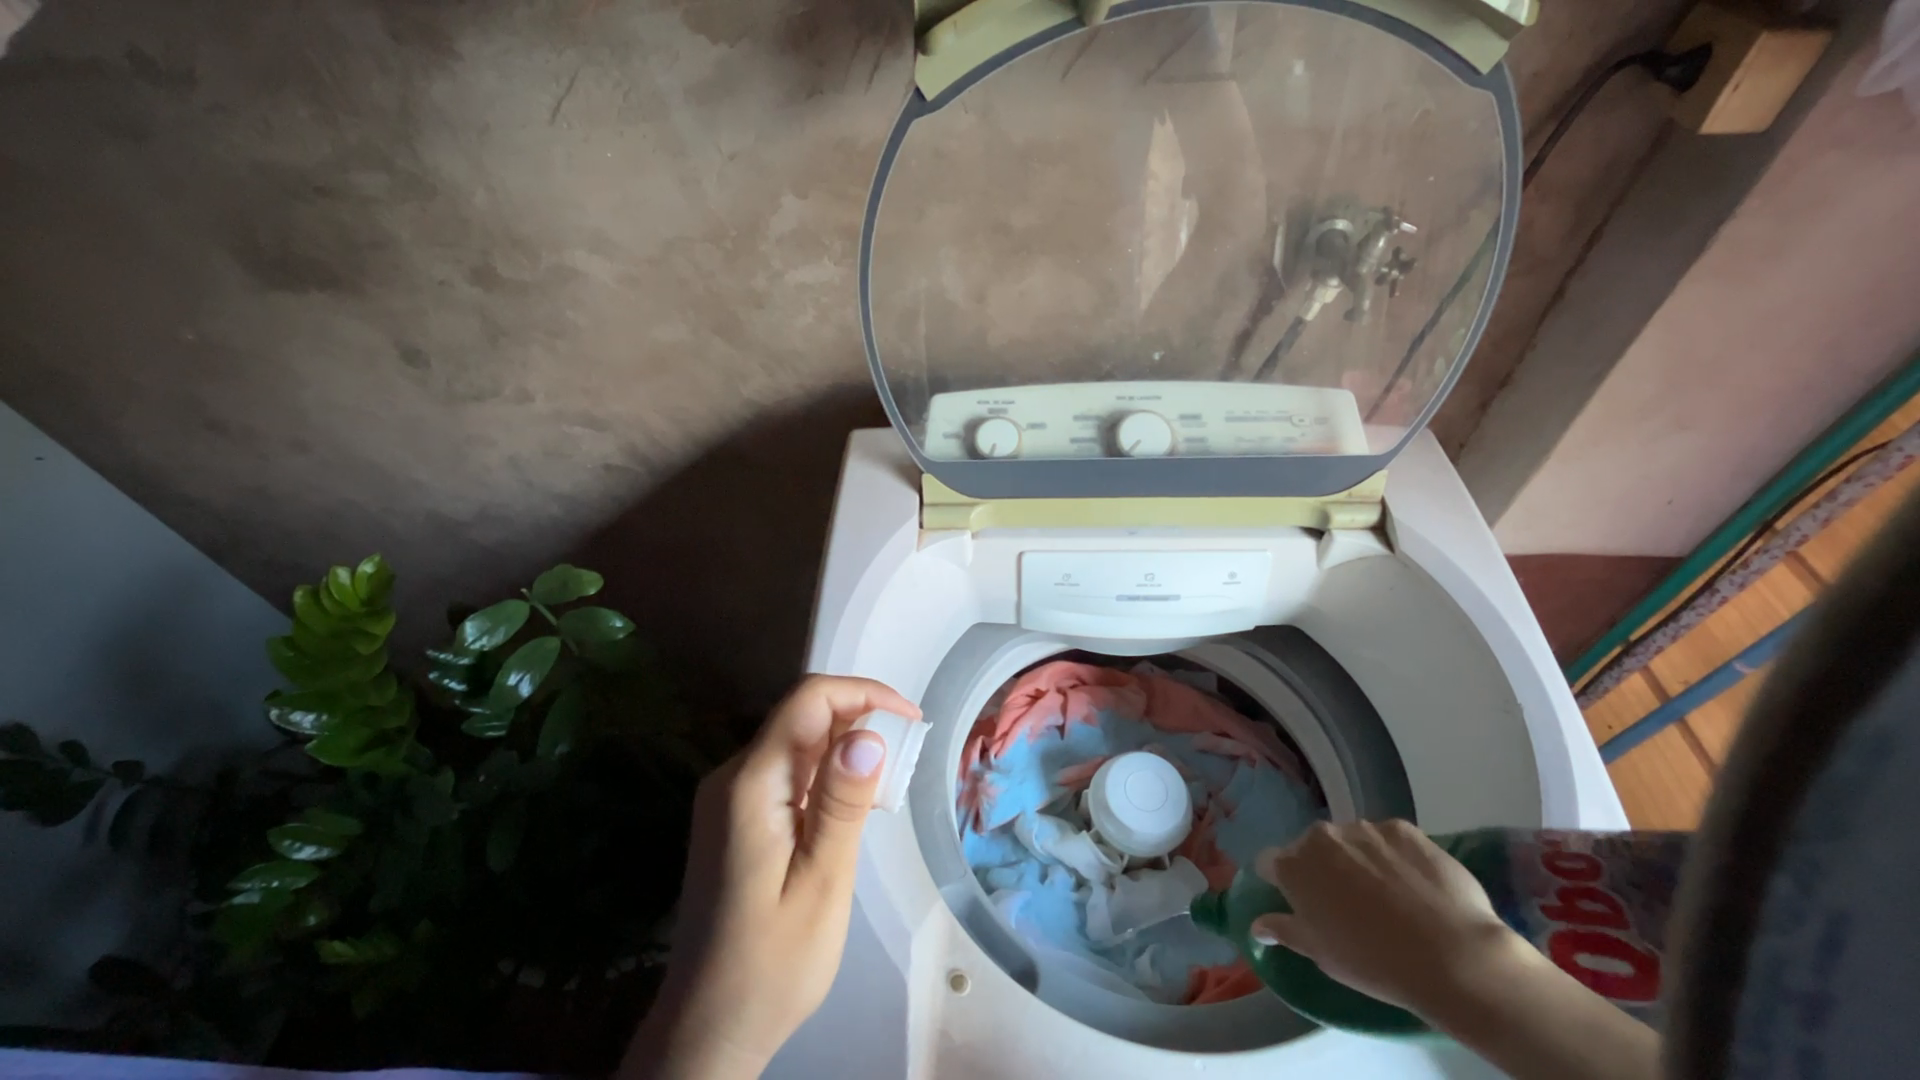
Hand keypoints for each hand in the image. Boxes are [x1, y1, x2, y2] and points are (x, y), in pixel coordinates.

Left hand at [621, 676, 921, 1079]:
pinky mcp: (735, 821)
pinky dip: (827, 775)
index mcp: (750, 785)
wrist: (709, 1026)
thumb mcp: (822, 882)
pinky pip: (787, 775)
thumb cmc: (773, 963)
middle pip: (801, 716)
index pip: (808, 700)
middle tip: (910, 757)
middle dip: (861, 719)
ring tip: (891, 781)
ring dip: (847, 748)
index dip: (864, 694)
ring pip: (796, 743)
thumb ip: (841, 803)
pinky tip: (853, 806)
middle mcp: (733, 778)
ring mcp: (730, 800)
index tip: (912, 721)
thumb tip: (868, 732)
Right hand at [1251, 820, 1530, 1018]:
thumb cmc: (1373, 961)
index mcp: (1293, 865)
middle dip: (1322, 868)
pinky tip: (1413, 885)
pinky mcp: (1405, 829)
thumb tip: (1257, 924)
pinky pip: (1388, 839)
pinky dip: (1393, 856)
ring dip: (1357, 859)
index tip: (1299, 903)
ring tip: (1386, 894)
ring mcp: (1366, 829)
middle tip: (1345, 903)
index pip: (1270, 863)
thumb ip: (1283, 930)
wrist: (1451, 956)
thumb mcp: (1320, 954)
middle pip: (1312, 847)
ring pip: (1352, 841)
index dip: (1281, 882)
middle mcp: (1323, 836)